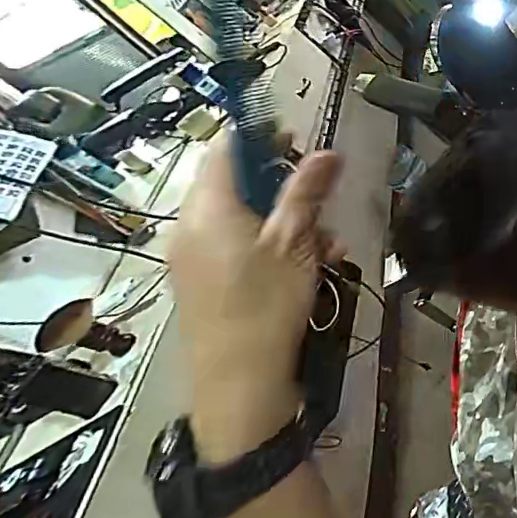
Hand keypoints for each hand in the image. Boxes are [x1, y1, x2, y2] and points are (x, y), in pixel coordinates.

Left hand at [168, 133, 343, 460]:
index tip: (296, 138)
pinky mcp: (202, 278)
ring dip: (289, 219)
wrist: (237, 382)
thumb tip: (327, 150)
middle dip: (285, 186)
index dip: (259, 136)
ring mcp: (192, 255)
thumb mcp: (295, 242)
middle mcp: (189, 226)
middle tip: (323, 198)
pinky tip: (310, 262)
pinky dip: (273, 243)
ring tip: (327, 241)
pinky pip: (238, 243)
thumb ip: (307, 192)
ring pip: (244, 215)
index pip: (224, 150)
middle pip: (237, 183)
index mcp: (206, 210)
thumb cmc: (265, 304)